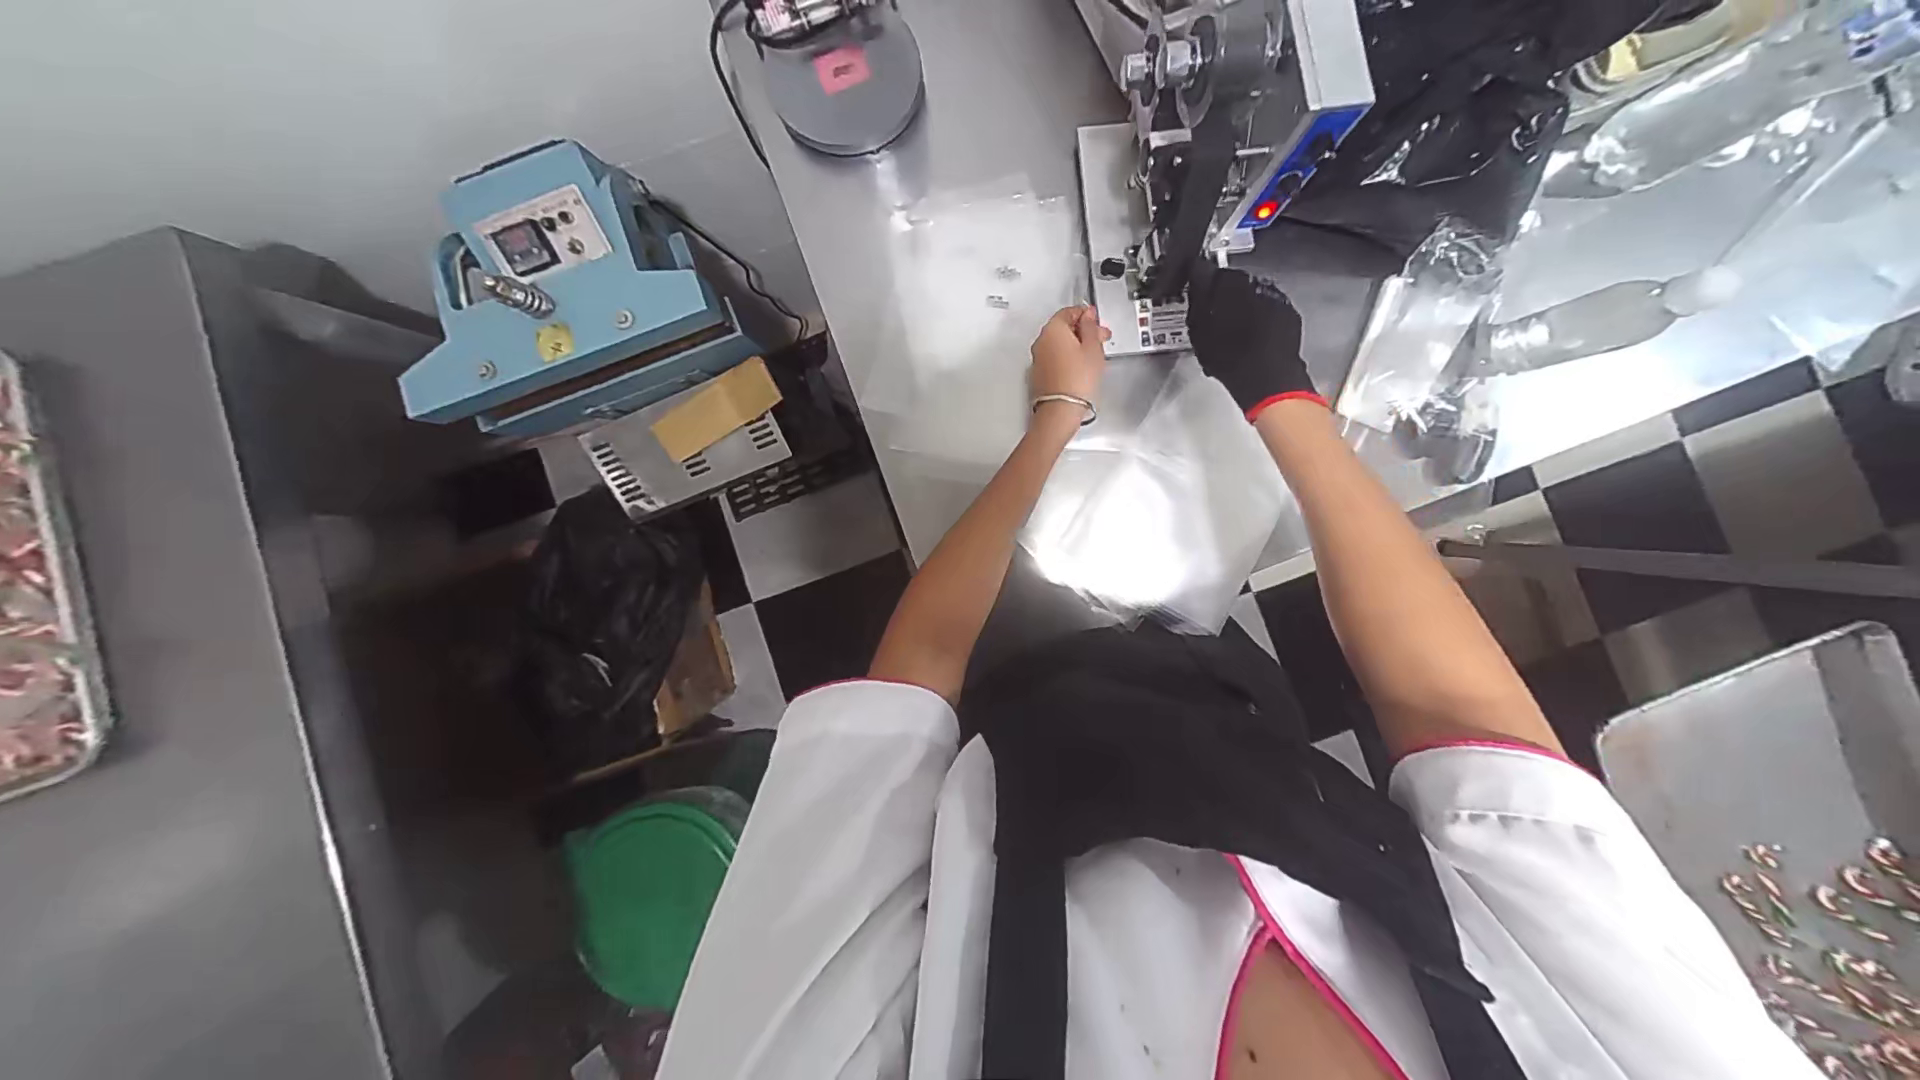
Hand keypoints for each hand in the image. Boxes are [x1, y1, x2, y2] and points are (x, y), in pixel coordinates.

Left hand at [1029, 305, 1109, 409]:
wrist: (1060, 409)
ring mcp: (1038, 358)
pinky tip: (1080, 367)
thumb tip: (1088, 317)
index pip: (1069, 311)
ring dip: (1075, 345)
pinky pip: (1054, 358)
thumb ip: (1091, 327)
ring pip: (1059, 344)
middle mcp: (1041, 341)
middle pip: (1063, 327)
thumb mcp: (1093, 347)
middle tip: (1099, 337)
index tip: (1096, 319)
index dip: (1086, 314)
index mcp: (1052, 329)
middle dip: (1082, 330)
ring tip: (1093, 355)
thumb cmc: (1075, 380)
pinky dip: (1067, 358)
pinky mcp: (1039, 373)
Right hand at [1186, 263, 1319, 421]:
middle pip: (1232, 281)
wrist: (1266, 376)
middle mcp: (1254, 281)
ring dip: (1242, 306)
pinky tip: (1251, 337)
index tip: (1194, 291)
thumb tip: (1196, 285)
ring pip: (1252, 294)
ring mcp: (1275, 296)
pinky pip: (1269, 308)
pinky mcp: (1289, 312)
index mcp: (1228, 281)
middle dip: (1222, 295)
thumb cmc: (1229, 356)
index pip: (1206, 269)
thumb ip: (1196, 302)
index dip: (1197, 280)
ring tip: (1232, 331)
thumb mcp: (1198, 330)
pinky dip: (1260, 318)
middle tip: (1211, 317)